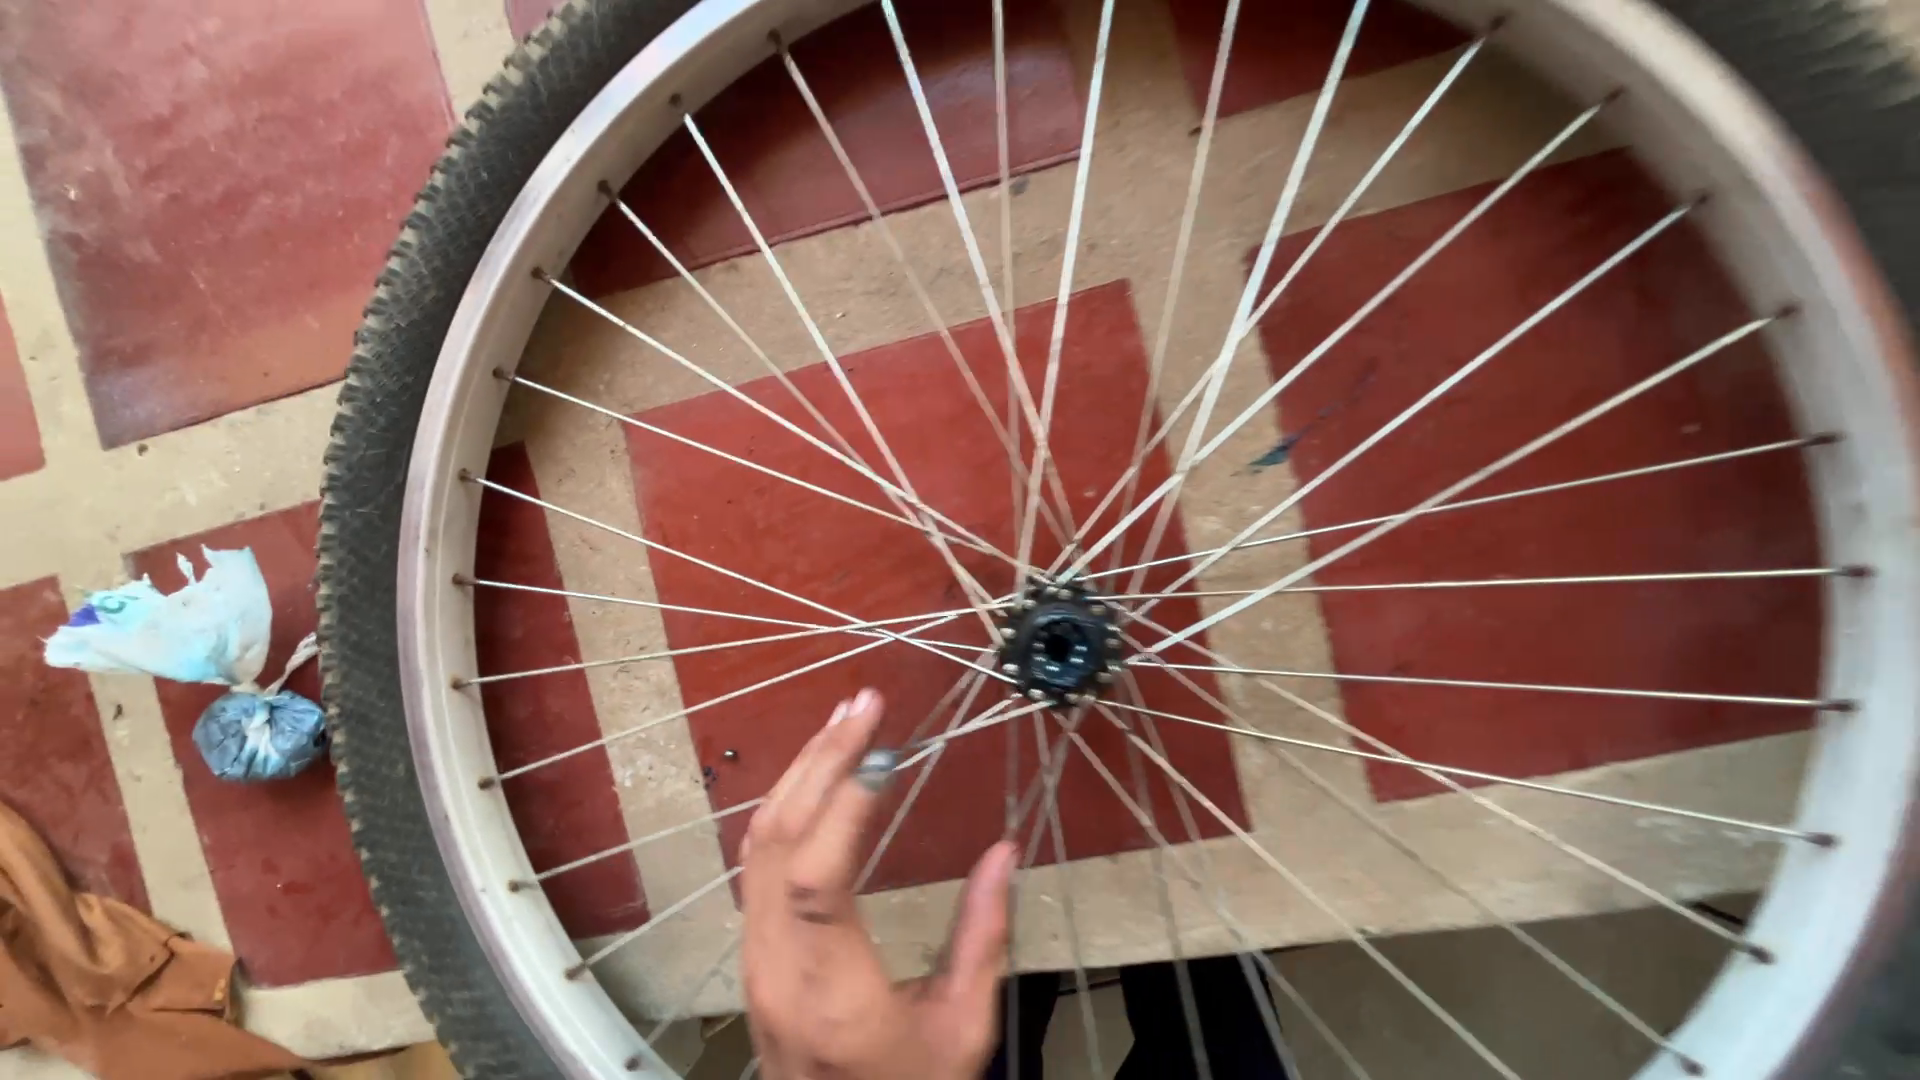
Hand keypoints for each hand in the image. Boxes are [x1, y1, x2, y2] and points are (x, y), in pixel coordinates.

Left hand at [741, 688, 1017, 1079]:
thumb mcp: (962, 1031)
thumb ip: (983, 938)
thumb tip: (1003, 851)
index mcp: (829, 990)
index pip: (816, 877)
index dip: (846, 805)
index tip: (885, 752)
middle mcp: (775, 963)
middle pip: (778, 840)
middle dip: (822, 760)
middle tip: (865, 706)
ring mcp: (754, 954)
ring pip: (758, 841)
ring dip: (801, 771)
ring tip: (843, 721)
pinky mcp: (753, 947)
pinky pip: (757, 857)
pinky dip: (787, 801)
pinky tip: (817, 772)